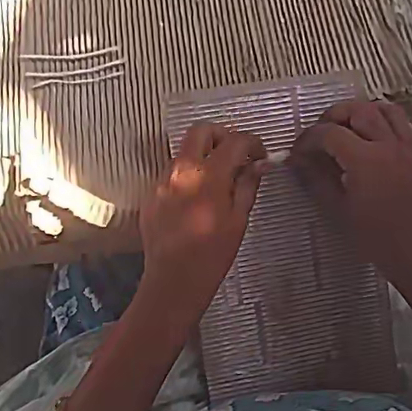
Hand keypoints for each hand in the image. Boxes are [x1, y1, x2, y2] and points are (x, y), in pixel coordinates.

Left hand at [139, 123, 268, 326]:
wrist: (174, 280)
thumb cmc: (211, 255)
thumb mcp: (238, 220)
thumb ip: (247, 186)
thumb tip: (257, 166)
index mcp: (208, 176)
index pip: (234, 141)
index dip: (252, 143)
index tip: (260, 155)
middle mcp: (181, 171)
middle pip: (201, 131)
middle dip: (222, 136)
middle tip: (237, 156)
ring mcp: (162, 181)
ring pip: (184, 151)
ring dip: (204, 156)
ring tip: (219, 180)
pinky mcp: (151, 195)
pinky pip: (172, 173)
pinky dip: (189, 175)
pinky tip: (199, 198)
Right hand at [295, 100, 411, 281]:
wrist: (410, 248)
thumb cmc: (371, 234)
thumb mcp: (336, 207)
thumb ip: (315, 177)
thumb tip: (297, 159)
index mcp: (365, 160)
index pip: (330, 133)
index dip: (309, 139)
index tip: (297, 152)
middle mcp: (388, 145)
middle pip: (358, 110)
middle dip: (333, 117)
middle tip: (318, 135)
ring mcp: (406, 147)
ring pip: (383, 109)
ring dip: (359, 112)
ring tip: (344, 128)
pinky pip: (401, 122)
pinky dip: (382, 120)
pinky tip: (369, 135)